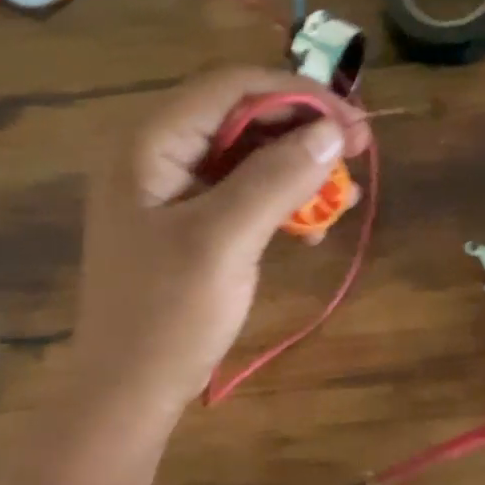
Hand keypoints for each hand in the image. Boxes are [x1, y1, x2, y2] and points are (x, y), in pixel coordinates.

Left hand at [74, 67, 372, 410]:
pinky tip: (307, 229)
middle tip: (357, 154)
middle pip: (235, 120)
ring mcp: (163, 198)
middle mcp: (151, 159)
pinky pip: (233, 201)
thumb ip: (275, 179)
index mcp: (147, 145)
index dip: (296, 97)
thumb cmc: (167, 319)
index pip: (229, 89)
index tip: (354, 125)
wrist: (126, 394)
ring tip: (342, 196)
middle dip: (298, 133)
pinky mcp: (179, 234)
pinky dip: (272, 206)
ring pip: (239, 162)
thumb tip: (331, 133)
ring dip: (292, 172)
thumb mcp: (224, 242)